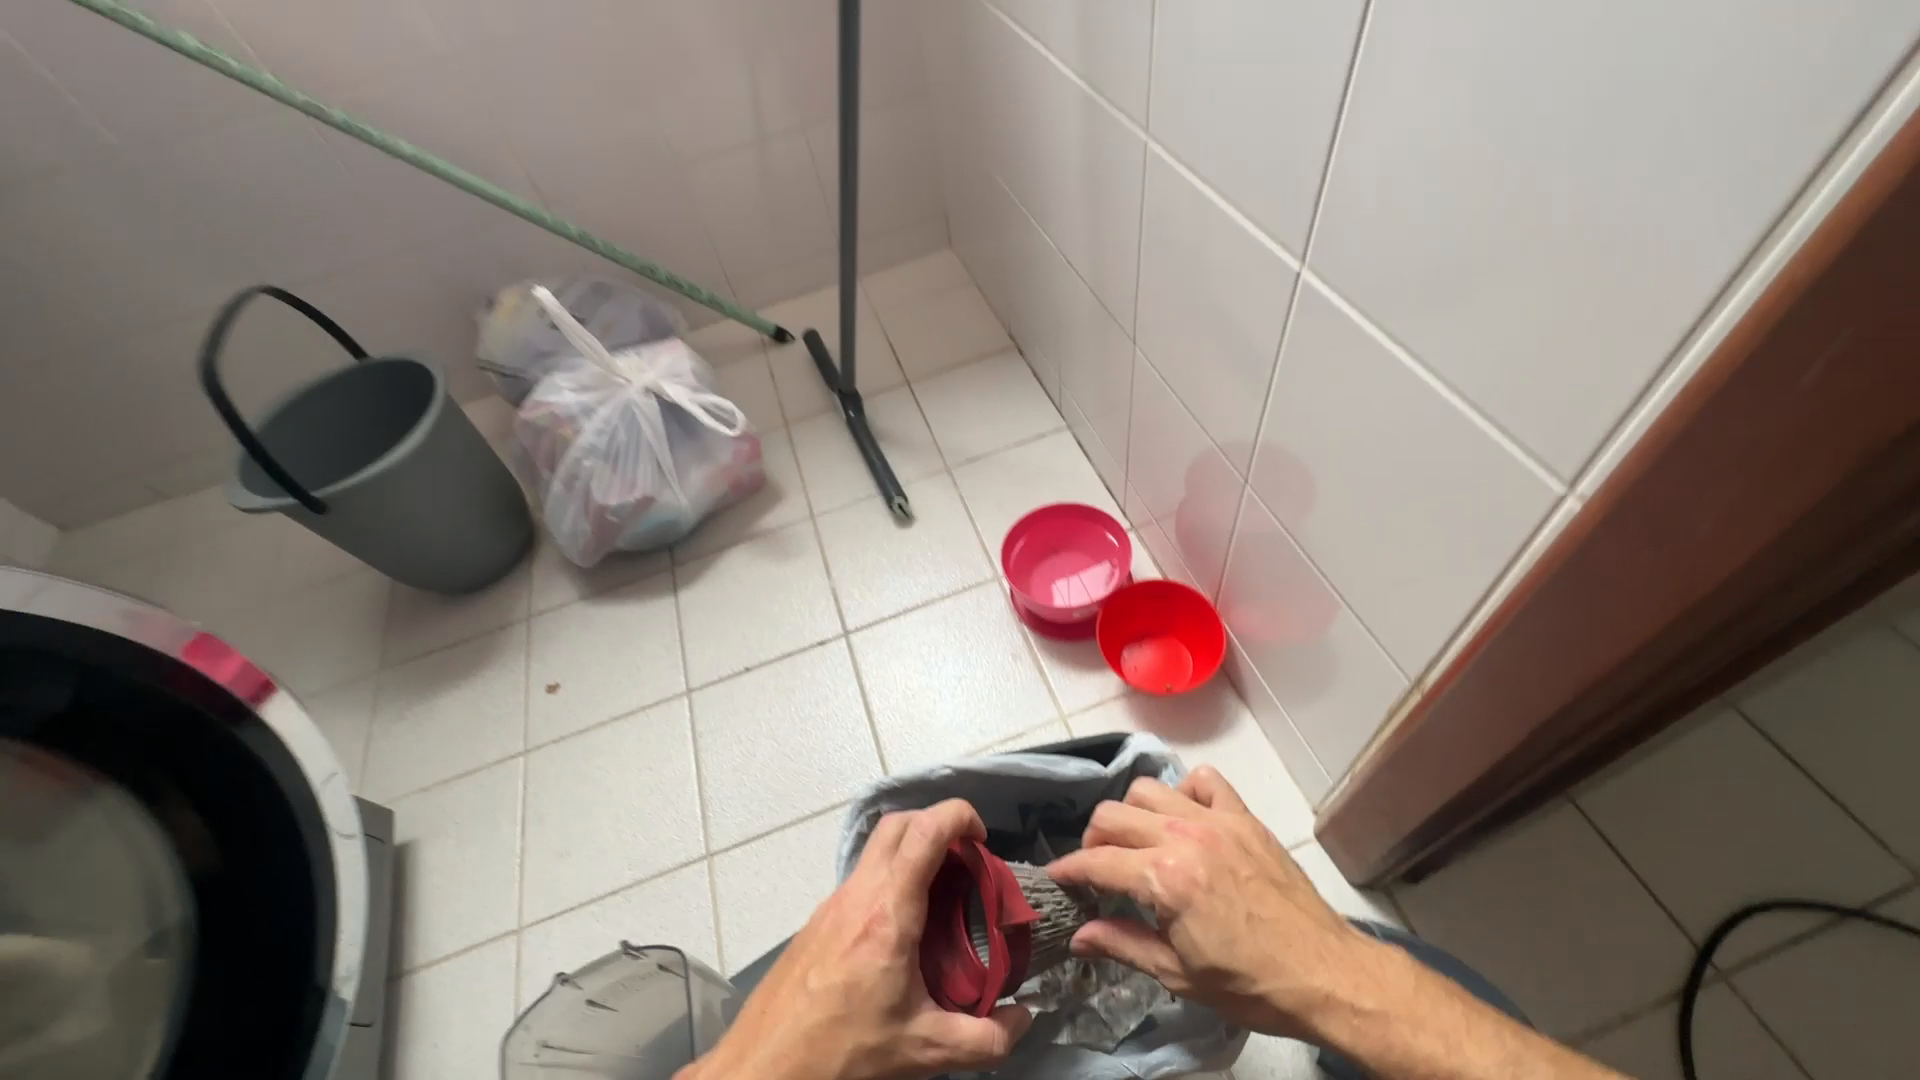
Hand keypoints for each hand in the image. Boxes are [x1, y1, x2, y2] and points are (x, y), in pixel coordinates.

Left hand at [684, 800, 1032, 1079]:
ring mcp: (833, 901)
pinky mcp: (819, 918)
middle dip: (938, 823)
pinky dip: (892, 878)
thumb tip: (1024, 1019)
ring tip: (943, 895)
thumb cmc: (842, 1051)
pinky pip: (864, 876)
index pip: (925, 831)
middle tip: (967, 860)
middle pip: (899, 822)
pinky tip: (905, 928)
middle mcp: (859, 892)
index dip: (959, 816)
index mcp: (888, 912)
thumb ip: (985, 1039)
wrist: (763, 1067)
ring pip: (878, 848)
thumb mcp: (923, 1049)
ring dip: (914, 850)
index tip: (983, 839)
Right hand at [1047, 767, 1374, 1038]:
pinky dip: (1185, 792)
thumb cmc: (1251, 985)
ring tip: (1138, 843)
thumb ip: (1122, 945)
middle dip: (1093, 840)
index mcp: (1165, 880)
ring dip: (1132, 813)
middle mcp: (1184, 837)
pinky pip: (1203, 780)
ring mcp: (1216, 820)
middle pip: (1112, 815)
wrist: (1326, 975)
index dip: (1068, 870)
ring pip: (1148, 789)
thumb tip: (1078, 935)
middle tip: (1097, 869)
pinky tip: (1185, 819)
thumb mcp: (1178, 976)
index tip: (1056, 879)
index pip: (1096, 862)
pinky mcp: (1244, 817)